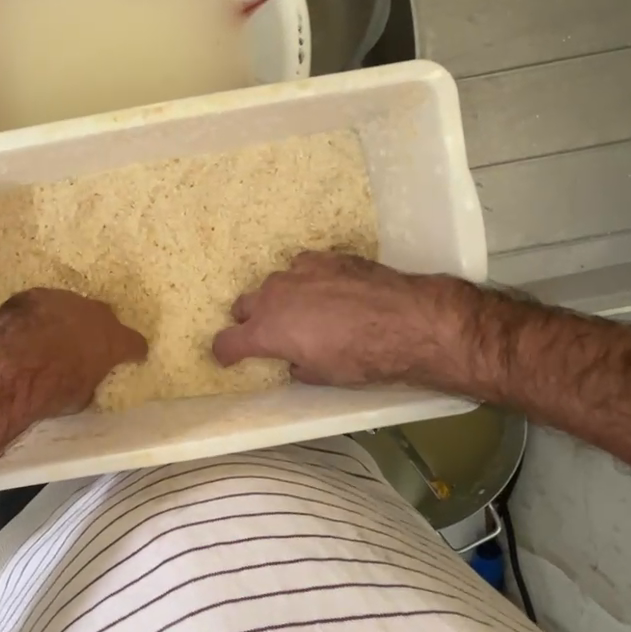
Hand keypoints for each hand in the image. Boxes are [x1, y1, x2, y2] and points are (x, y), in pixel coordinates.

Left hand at [0, 289, 147, 416]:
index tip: (131, 358)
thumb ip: (90, 382)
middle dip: (98, 331)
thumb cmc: (54, 388)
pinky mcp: (35, 294)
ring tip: (51, 338)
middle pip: (104, 318)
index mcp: (114, 340)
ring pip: (72, 307)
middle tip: (86, 347)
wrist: (12, 365)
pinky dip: (39, 317)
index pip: (135, 344)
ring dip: (66, 321)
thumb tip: (85, 379)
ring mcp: (64, 299)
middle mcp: (95, 313)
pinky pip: (43, 305)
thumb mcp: (81, 397)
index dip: (132, 352)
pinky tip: (26, 331)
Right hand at [213, 252, 490, 392]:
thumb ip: (296, 364)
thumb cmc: (360, 357)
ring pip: (273, 284)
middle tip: (267, 334)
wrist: (405, 320)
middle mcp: (273, 297)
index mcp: (266, 331)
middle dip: (249, 320)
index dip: (225, 352)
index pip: (226, 341)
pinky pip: (302, 267)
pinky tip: (326, 289)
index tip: (228, 358)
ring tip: (301, 310)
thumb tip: (294, 358)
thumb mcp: (321, 374)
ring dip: (279, 299)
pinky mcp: (324, 257)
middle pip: (243, 305)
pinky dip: (306, 280)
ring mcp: (297, 272)